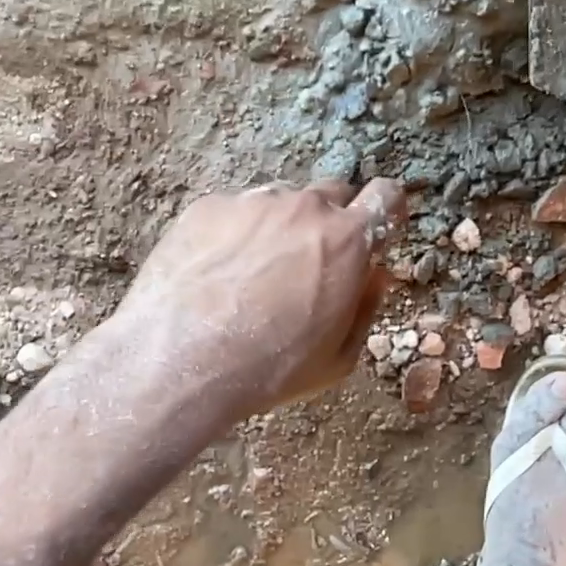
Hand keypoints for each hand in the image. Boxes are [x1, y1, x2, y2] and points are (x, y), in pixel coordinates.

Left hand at [111, 179, 405, 414]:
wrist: (180, 362)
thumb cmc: (269, 369)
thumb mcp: (339, 358)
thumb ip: (367, 307)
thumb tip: (376, 275)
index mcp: (348, 242)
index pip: (385, 197)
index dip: (385, 210)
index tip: (376, 229)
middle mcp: (305, 208)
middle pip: (333, 195)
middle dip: (331, 223)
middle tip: (311, 266)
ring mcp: (254, 202)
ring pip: (283, 203)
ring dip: (282, 228)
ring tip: (256, 276)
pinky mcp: (209, 206)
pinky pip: (237, 211)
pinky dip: (237, 234)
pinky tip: (220, 274)